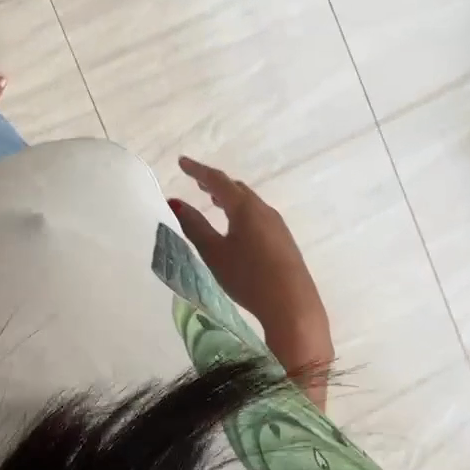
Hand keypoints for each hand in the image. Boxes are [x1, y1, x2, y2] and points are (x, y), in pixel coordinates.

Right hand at [168, 156, 330, 370]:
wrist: (293, 307)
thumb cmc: (248, 277)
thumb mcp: (214, 252)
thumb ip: (194, 225)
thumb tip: (176, 202)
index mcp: (244, 207)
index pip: (217, 180)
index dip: (198, 170)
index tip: (182, 162)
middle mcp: (263, 210)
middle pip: (236, 189)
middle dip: (216, 184)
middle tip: (197, 182)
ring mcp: (277, 226)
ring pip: (249, 203)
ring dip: (230, 198)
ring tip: (214, 202)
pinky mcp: (284, 242)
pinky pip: (259, 216)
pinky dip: (242, 212)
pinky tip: (237, 227)